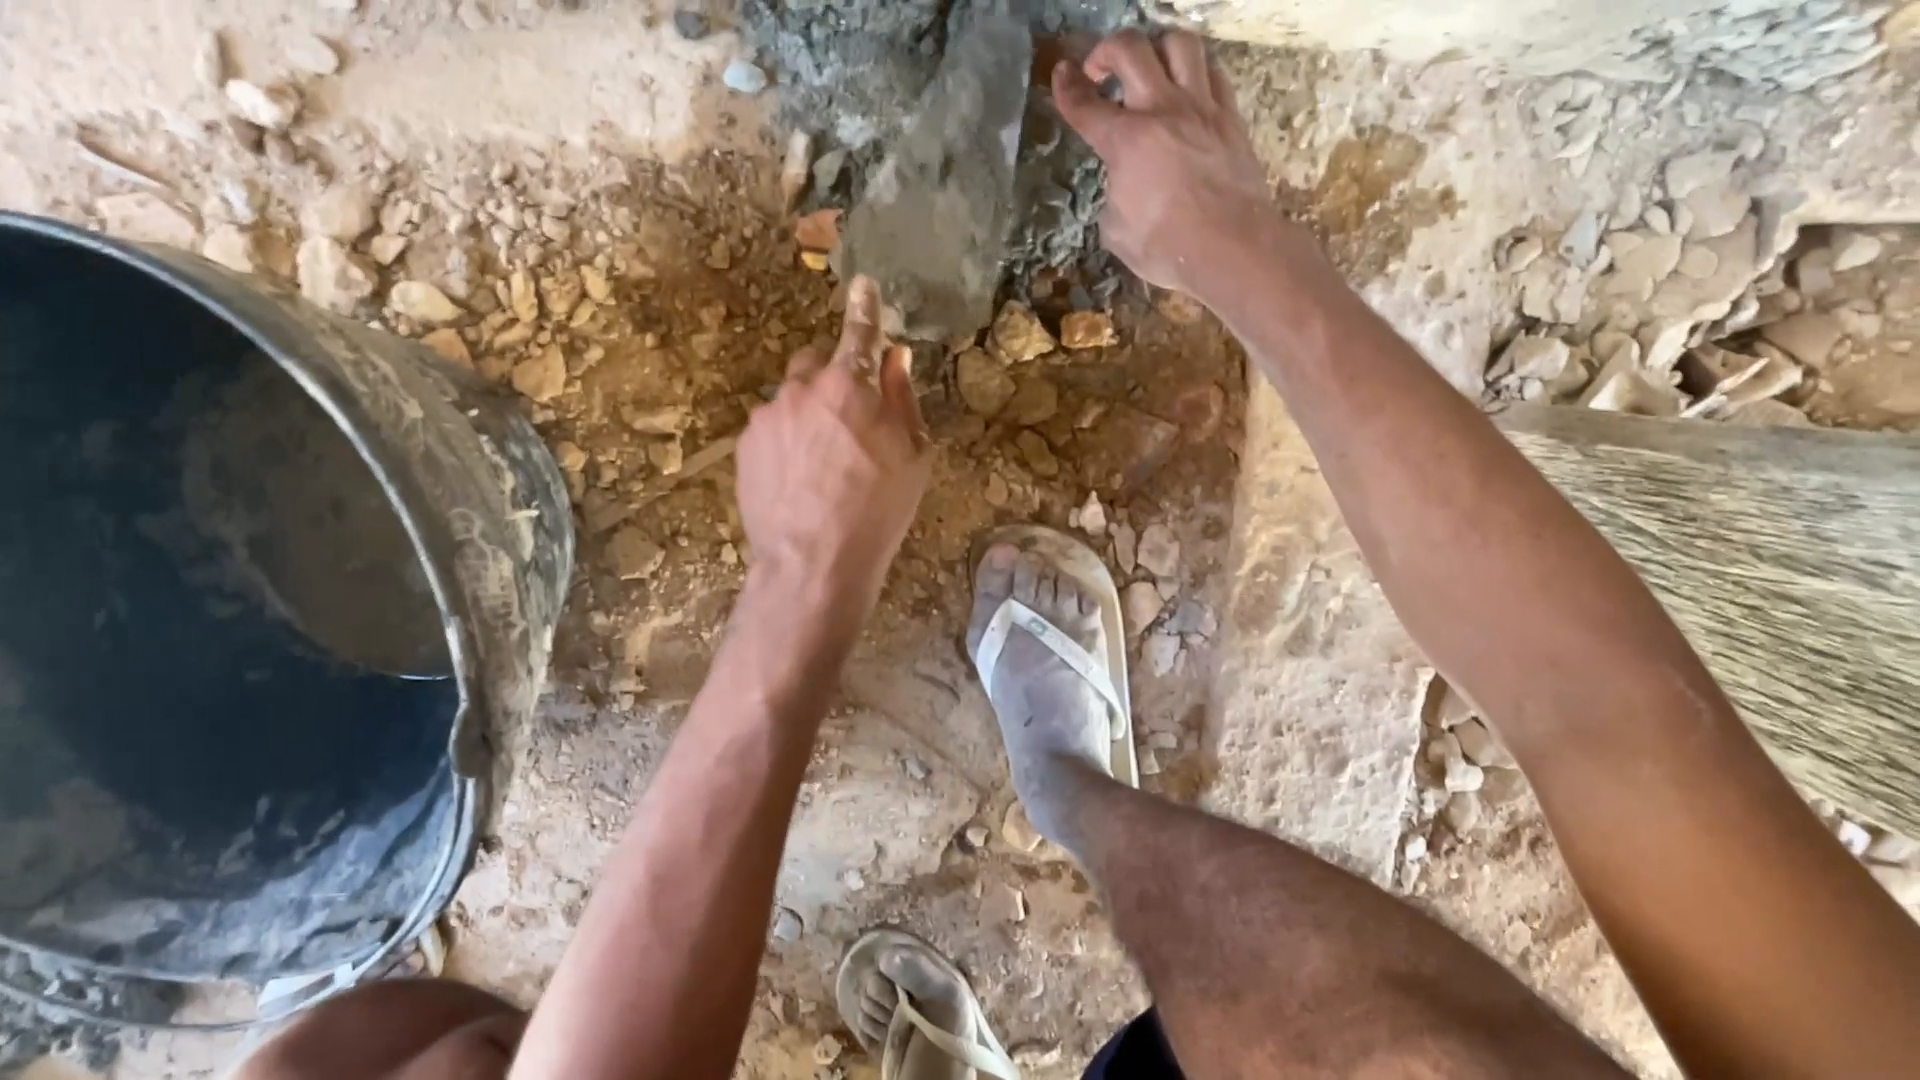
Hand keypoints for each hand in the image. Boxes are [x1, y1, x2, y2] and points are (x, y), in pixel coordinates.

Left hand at [735, 276, 931, 640]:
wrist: (813, 562)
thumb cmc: (877, 511)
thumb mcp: (913, 457)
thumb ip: (903, 399)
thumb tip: (897, 359)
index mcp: (852, 385)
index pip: (860, 332)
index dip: (865, 308)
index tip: (863, 285)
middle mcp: (804, 389)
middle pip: (819, 362)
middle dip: (835, 377)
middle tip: (853, 418)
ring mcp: (769, 416)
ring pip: (793, 398)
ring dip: (810, 413)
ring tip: (825, 462)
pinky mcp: (746, 444)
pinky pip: (773, 427)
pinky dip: (788, 439)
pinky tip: (800, 477)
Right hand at [1053, 29, 1281, 295]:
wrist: (1232, 248)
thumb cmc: (1167, 248)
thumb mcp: (1117, 230)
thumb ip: (1114, 195)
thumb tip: (1123, 185)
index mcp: (1126, 142)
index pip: (1086, 105)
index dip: (1066, 88)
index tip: (1061, 75)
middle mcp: (1163, 111)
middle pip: (1131, 49)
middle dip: (1106, 50)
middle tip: (1100, 69)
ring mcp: (1201, 109)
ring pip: (1179, 44)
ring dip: (1156, 48)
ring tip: (1149, 68)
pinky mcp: (1230, 118)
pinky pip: (1213, 73)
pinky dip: (1195, 72)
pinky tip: (1188, 88)